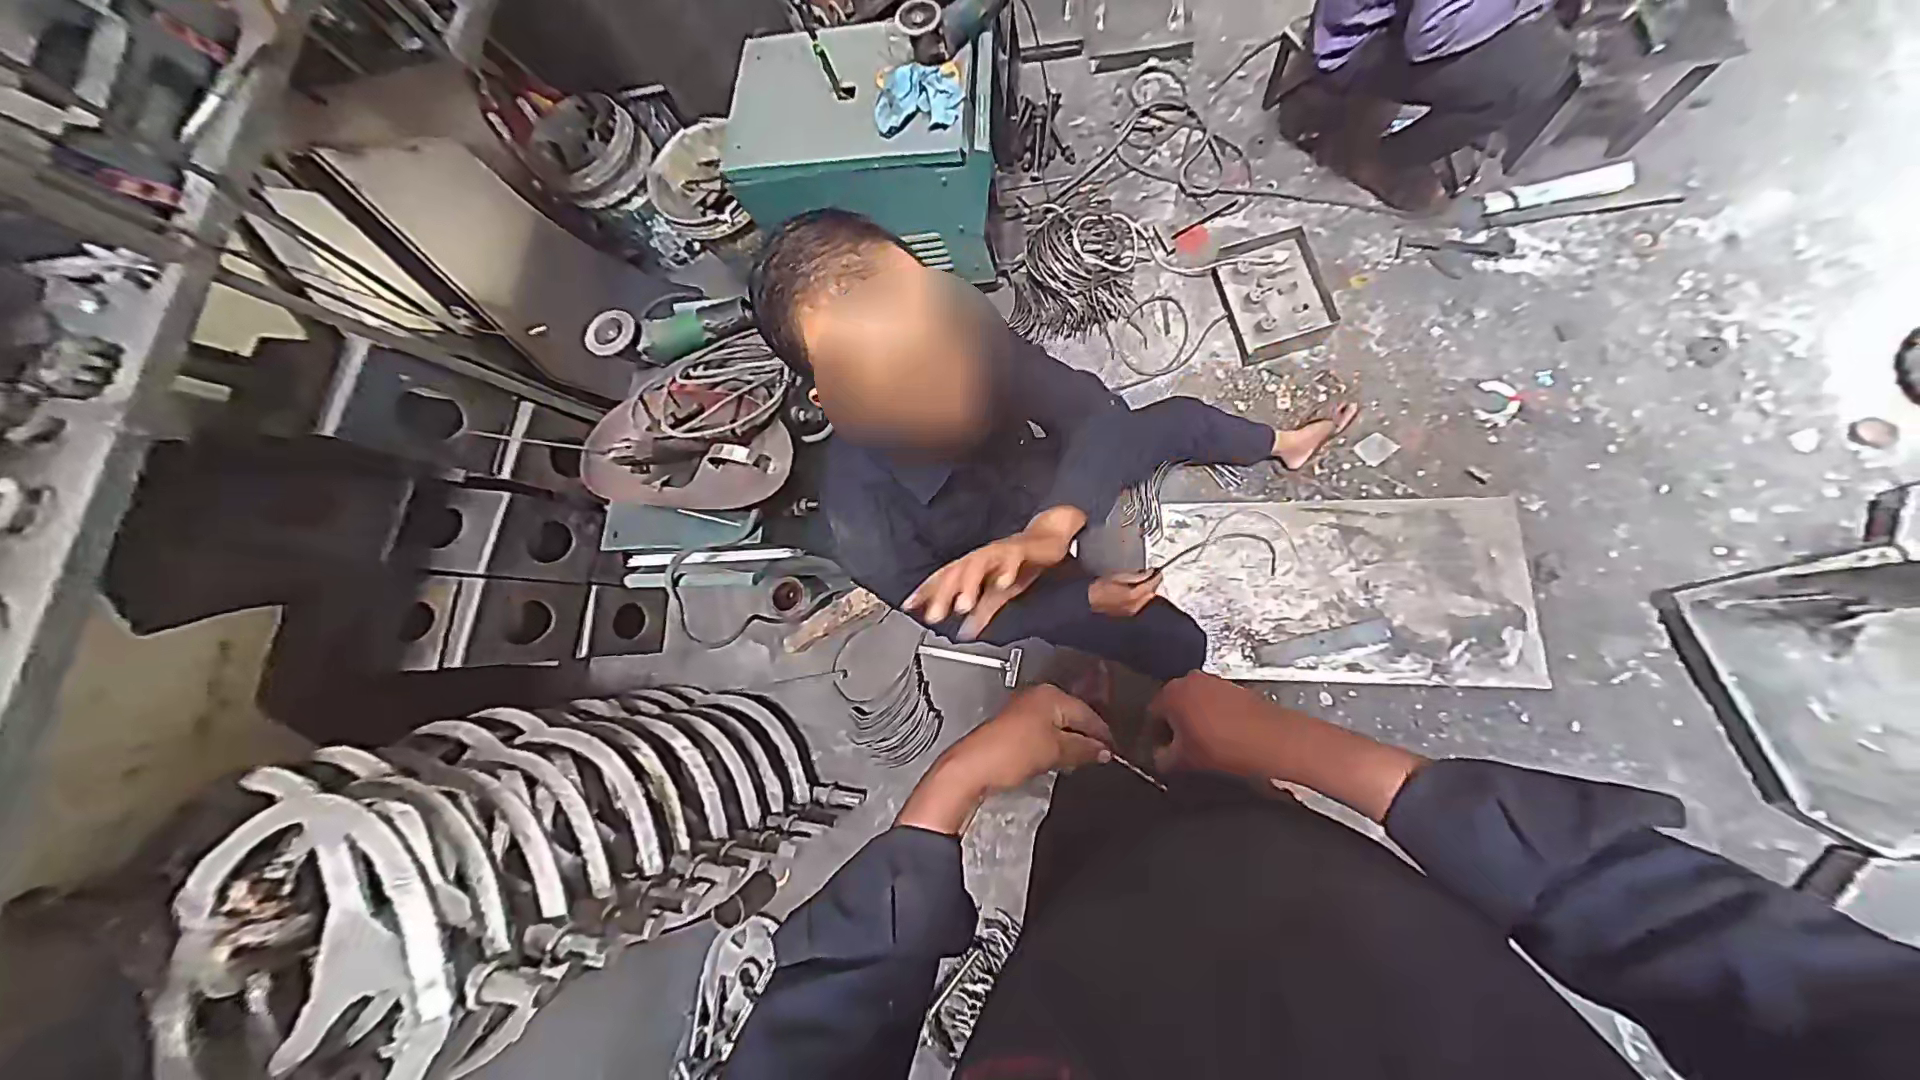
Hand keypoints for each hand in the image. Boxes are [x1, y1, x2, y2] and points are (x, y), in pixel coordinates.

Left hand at [897, 685, 1113, 834]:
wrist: (973, 768)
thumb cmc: (1007, 753)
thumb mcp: (1056, 751)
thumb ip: (1084, 749)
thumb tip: (1102, 750)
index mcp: (1049, 695)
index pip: (1087, 712)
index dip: (1102, 733)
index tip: (1111, 749)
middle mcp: (1036, 697)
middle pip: (1072, 716)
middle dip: (1086, 737)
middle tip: (1099, 756)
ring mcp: (1023, 710)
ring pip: (1057, 725)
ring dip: (1069, 742)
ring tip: (1078, 761)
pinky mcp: (1014, 727)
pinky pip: (1043, 732)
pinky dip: (1053, 745)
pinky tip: (1055, 759)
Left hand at [905, 506, 1085, 639]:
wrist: (1049, 539)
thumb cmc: (1021, 563)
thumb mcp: (1000, 593)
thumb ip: (982, 612)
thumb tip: (965, 633)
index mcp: (973, 567)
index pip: (944, 578)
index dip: (925, 591)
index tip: (908, 605)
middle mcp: (981, 557)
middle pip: (957, 572)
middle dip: (944, 594)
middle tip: (935, 615)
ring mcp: (1000, 551)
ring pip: (979, 564)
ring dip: (970, 584)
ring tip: (964, 604)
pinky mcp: (1021, 549)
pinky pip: (1012, 558)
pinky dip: (1007, 569)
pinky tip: (1004, 583)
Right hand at [1088, 569, 1161, 617]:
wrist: (1089, 600)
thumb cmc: (1099, 587)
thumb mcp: (1117, 576)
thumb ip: (1135, 575)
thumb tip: (1149, 573)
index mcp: (1132, 595)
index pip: (1151, 585)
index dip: (1156, 577)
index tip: (1158, 571)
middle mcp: (1135, 605)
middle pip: (1151, 594)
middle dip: (1153, 584)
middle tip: (1152, 575)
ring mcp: (1132, 611)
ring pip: (1147, 600)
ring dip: (1148, 591)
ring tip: (1144, 582)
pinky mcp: (1129, 613)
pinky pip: (1141, 604)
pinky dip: (1142, 597)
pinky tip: (1137, 591)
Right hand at [1148, 673, 1280, 777]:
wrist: (1273, 740)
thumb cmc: (1223, 748)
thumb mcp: (1183, 761)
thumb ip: (1161, 759)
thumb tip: (1159, 756)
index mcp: (1170, 693)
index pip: (1152, 715)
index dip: (1156, 737)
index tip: (1164, 752)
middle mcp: (1188, 680)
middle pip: (1172, 706)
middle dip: (1175, 726)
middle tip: (1185, 750)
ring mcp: (1213, 681)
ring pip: (1194, 703)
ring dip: (1195, 721)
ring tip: (1207, 745)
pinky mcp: (1233, 687)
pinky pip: (1214, 702)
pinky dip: (1214, 717)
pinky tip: (1224, 737)